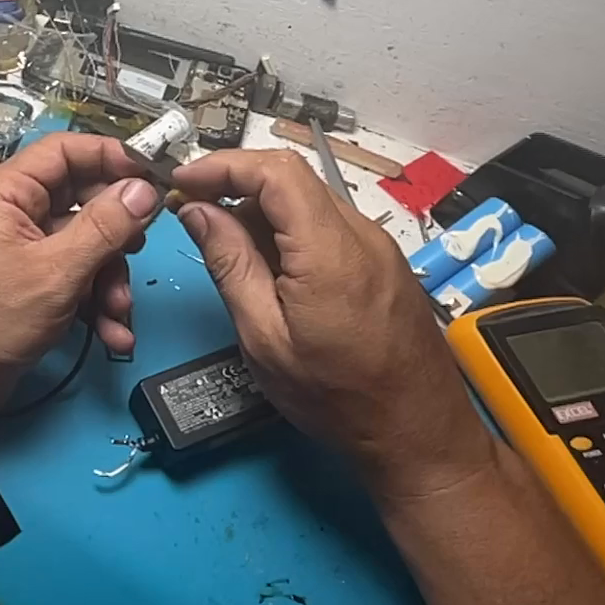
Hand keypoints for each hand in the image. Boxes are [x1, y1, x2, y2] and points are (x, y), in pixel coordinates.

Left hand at [0, 132, 158, 411]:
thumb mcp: (55, 272)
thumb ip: (103, 227)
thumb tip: (142, 189)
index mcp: (5, 192)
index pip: (64, 150)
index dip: (111, 157)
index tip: (150, 175)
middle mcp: (12, 212)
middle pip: (81, 200)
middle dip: (115, 235)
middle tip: (138, 251)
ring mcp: (20, 247)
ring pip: (83, 244)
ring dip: (109, 278)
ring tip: (118, 311)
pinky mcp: (27, 280)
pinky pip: (72, 275)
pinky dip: (93, 300)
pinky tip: (110, 330)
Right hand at [170, 149, 493, 496]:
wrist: (421, 439)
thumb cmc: (337, 399)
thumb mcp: (264, 337)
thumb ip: (229, 263)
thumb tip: (196, 210)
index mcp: (330, 251)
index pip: (275, 171)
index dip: (222, 165)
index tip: (183, 182)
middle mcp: (361, 234)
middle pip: (289, 177)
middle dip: (233, 182)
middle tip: (191, 207)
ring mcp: (376, 245)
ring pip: (304, 197)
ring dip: (256, 206)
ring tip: (223, 242)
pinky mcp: (380, 259)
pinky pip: (322, 221)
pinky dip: (282, 226)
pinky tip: (263, 261)